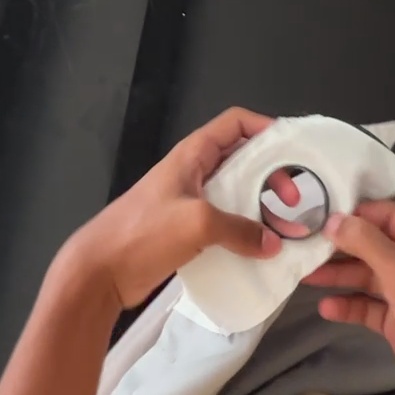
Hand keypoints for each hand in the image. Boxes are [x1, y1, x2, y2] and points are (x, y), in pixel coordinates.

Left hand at [58, 107, 281, 307]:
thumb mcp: (197, 223)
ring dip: (261, 205)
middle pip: (241, 158)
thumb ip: (239, 230)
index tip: (294, 149)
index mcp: (193, 154)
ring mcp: (190, 200)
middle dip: (271, 173)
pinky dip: (245, 230)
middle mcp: (194, 171)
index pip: (235, 123)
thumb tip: (274, 243)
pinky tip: (261, 250)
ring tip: (284, 227)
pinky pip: (225, 222)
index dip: (265, 127)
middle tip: (293, 200)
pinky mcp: (187, 230)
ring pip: (235, 192)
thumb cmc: (144, 232)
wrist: (100, 270)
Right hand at [304, 201, 394, 394]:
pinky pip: (370, 306)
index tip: (319, 215)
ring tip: (306, 275)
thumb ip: (369, 245)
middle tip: (306, 245)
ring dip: (340, 275)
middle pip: (375, 245)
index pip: (388, 216)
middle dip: (342, 246)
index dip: (355, 214)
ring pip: (369, 276)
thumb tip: (333, 218)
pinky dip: (349, 304)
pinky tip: (326, 308)